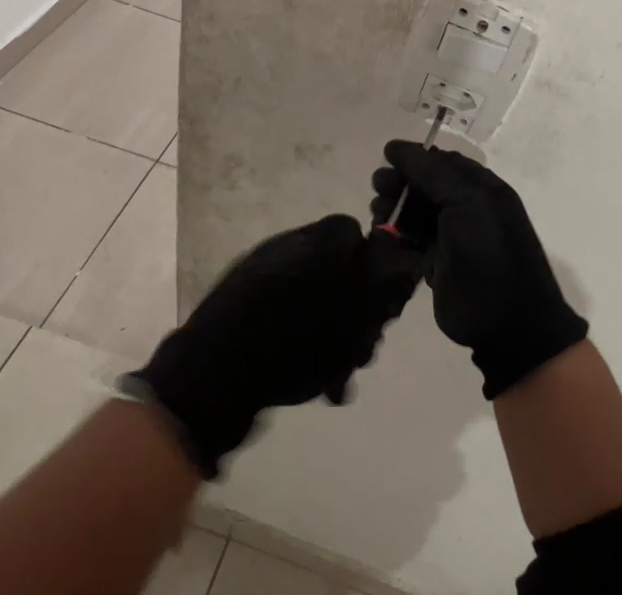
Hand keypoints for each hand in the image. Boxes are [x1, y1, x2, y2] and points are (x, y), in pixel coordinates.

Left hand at [123, 215, 420, 477]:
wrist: (214, 375)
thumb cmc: (298, 341)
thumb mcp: (358, 313)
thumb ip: (387, 283)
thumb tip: (407, 260)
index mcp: (321, 238)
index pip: (361, 238)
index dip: (379, 275)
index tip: (381, 313)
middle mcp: (291, 246)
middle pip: (342, 273)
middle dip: (356, 315)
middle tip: (362, 351)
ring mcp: (264, 275)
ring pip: (316, 302)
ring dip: (333, 337)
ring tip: (336, 375)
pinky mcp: (243, 305)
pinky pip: (287, 319)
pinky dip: (303, 344)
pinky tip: (313, 383)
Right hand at [371, 143, 587, 398]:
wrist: (506, 320)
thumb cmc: (489, 253)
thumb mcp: (468, 202)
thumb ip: (434, 173)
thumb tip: (398, 148)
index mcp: (481, 189)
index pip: (443, 162)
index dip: (414, 158)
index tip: (386, 159)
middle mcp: (467, 208)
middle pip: (425, 186)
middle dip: (400, 184)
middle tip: (379, 190)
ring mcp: (451, 238)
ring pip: (414, 213)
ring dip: (394, 210)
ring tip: (378, 216)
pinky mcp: (436, 265)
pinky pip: (410, 242)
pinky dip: (394, 237)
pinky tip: (380, 237)